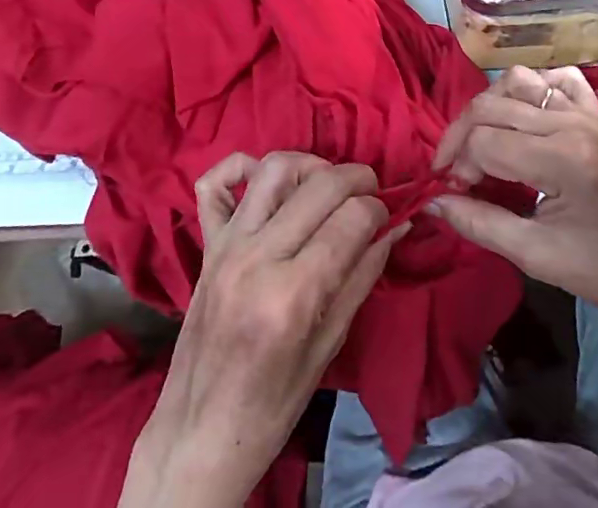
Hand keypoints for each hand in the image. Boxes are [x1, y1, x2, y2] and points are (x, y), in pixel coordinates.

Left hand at [120, 152, 408, 507]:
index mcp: (292, 295)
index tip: (388, 218)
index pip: (352, 220)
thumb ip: (364, 275)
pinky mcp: (205, 246)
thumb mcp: (331, 345)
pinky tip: (270, 181)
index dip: (380, 210)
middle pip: (320, 185)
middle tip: (373, 195)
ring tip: (330, 185)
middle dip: (359, 179)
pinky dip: (241, 167)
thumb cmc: (274, 405)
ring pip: (273, 169)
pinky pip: (213, 184)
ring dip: (313, 164)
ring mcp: (225, 247)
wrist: (199, 434)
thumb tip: (398, 226)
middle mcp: (257, 259)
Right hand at [428, 67, 597, 345]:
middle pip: (493, 105)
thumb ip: (478, 223)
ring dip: (490, 107)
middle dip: (462, 136)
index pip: (484, 141)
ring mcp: (590, 114)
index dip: (457, 165)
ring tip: (482, 144)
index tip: (452, 192)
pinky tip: (522, 116)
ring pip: (520, 81)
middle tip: (457, 174)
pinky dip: (532, 88)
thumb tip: (431, 201)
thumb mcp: (534, 256)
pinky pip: (558, 80)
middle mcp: (575, 124)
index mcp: (563, 159)